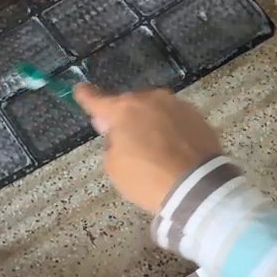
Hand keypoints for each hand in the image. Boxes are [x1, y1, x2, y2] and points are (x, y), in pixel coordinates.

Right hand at [72, 85, 223, 212]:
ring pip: (153, 109)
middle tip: (122, 134)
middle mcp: (149, 99)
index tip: (80, 90)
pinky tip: (171, 147)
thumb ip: (111, 142)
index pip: (96, 99)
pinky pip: (174, 119)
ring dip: (148, 120)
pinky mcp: (197, 116)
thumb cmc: (147, 177)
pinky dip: (169, 128)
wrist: (196, 186)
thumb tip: (118, 131)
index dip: (86, 96)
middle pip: (128, 104)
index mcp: (122, 110)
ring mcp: (175, 105)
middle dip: (123, 115)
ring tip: (151, 144)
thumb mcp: (114, 166)